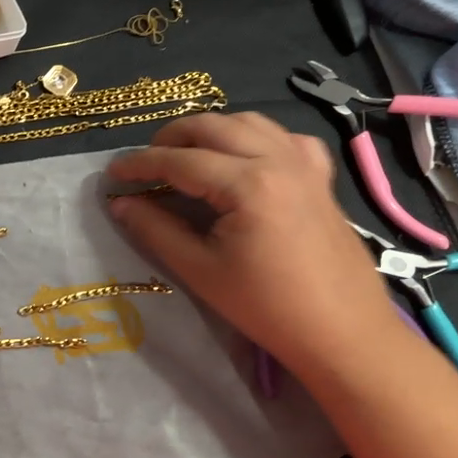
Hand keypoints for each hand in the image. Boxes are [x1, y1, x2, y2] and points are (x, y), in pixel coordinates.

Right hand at [106, 113, 407, 375]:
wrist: (345, 336)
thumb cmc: (268, 307)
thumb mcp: (199, 270)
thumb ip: (154, 229)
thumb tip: (120, 202)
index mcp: (247, 184)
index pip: (179, 160)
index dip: (139, 164)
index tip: (111, 174)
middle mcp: (277, 161)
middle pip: (211, 126)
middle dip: (170, 138)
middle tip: (146, 164)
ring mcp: (304, 166)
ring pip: (248, 122)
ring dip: (210, 130)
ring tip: (186, 155)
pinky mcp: (321, 180)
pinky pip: (285, 138)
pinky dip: (256, 137)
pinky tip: (243, 158)